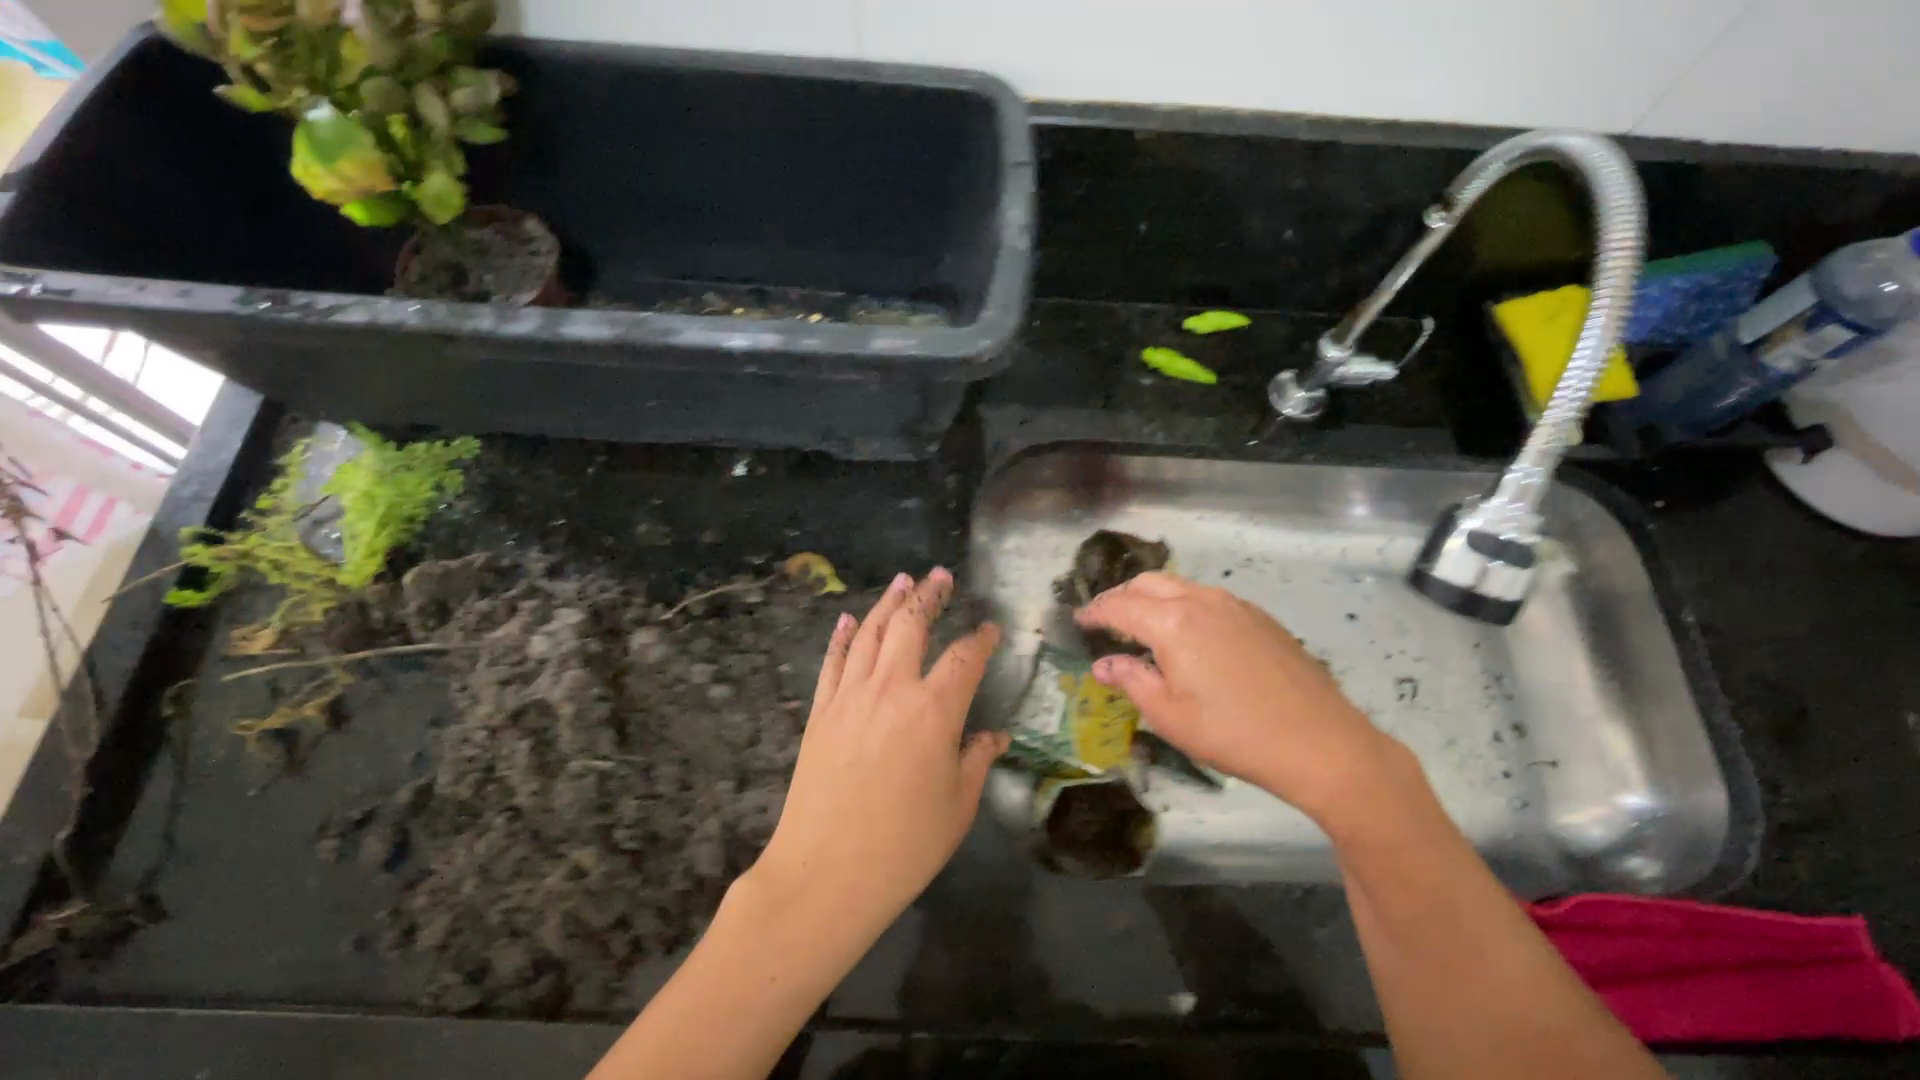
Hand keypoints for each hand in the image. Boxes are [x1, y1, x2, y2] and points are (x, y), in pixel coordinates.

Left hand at [750, 568, 1007, 940]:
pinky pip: (831, 662)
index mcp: (934, 710)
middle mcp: (891, 689)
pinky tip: (846, 619)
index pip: (964, 658)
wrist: (825, 873)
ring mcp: (849, 697)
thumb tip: (992, 736)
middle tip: (940, 576)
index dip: (980, 640)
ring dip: (887, 603)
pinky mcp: (819, 713)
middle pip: (910, 626)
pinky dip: (841, 635)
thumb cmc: (904, 846)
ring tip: (902, 581)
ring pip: (868, 633)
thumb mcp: (957, 806)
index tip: (990, 629)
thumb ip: (976, 760)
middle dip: (928, 596)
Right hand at [1075, 571, 1407, 822]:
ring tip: (1142, 625)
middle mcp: (1202, 601)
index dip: (1095, 612)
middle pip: (1149, 583)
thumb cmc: (1233, 734)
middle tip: (1105, 619)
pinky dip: (1184, 606)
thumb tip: (1104, 664)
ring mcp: (1236, 605)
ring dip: (1154, 598)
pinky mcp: (1260, 617)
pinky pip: (1209, 599)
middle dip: (1122, 596)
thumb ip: (1131, 681)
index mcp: (1173, 623)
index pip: (1120, 607)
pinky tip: (1187, 635)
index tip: (1079, 621)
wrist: (1319, 741)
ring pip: (1181, 587)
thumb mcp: (1170, 716)